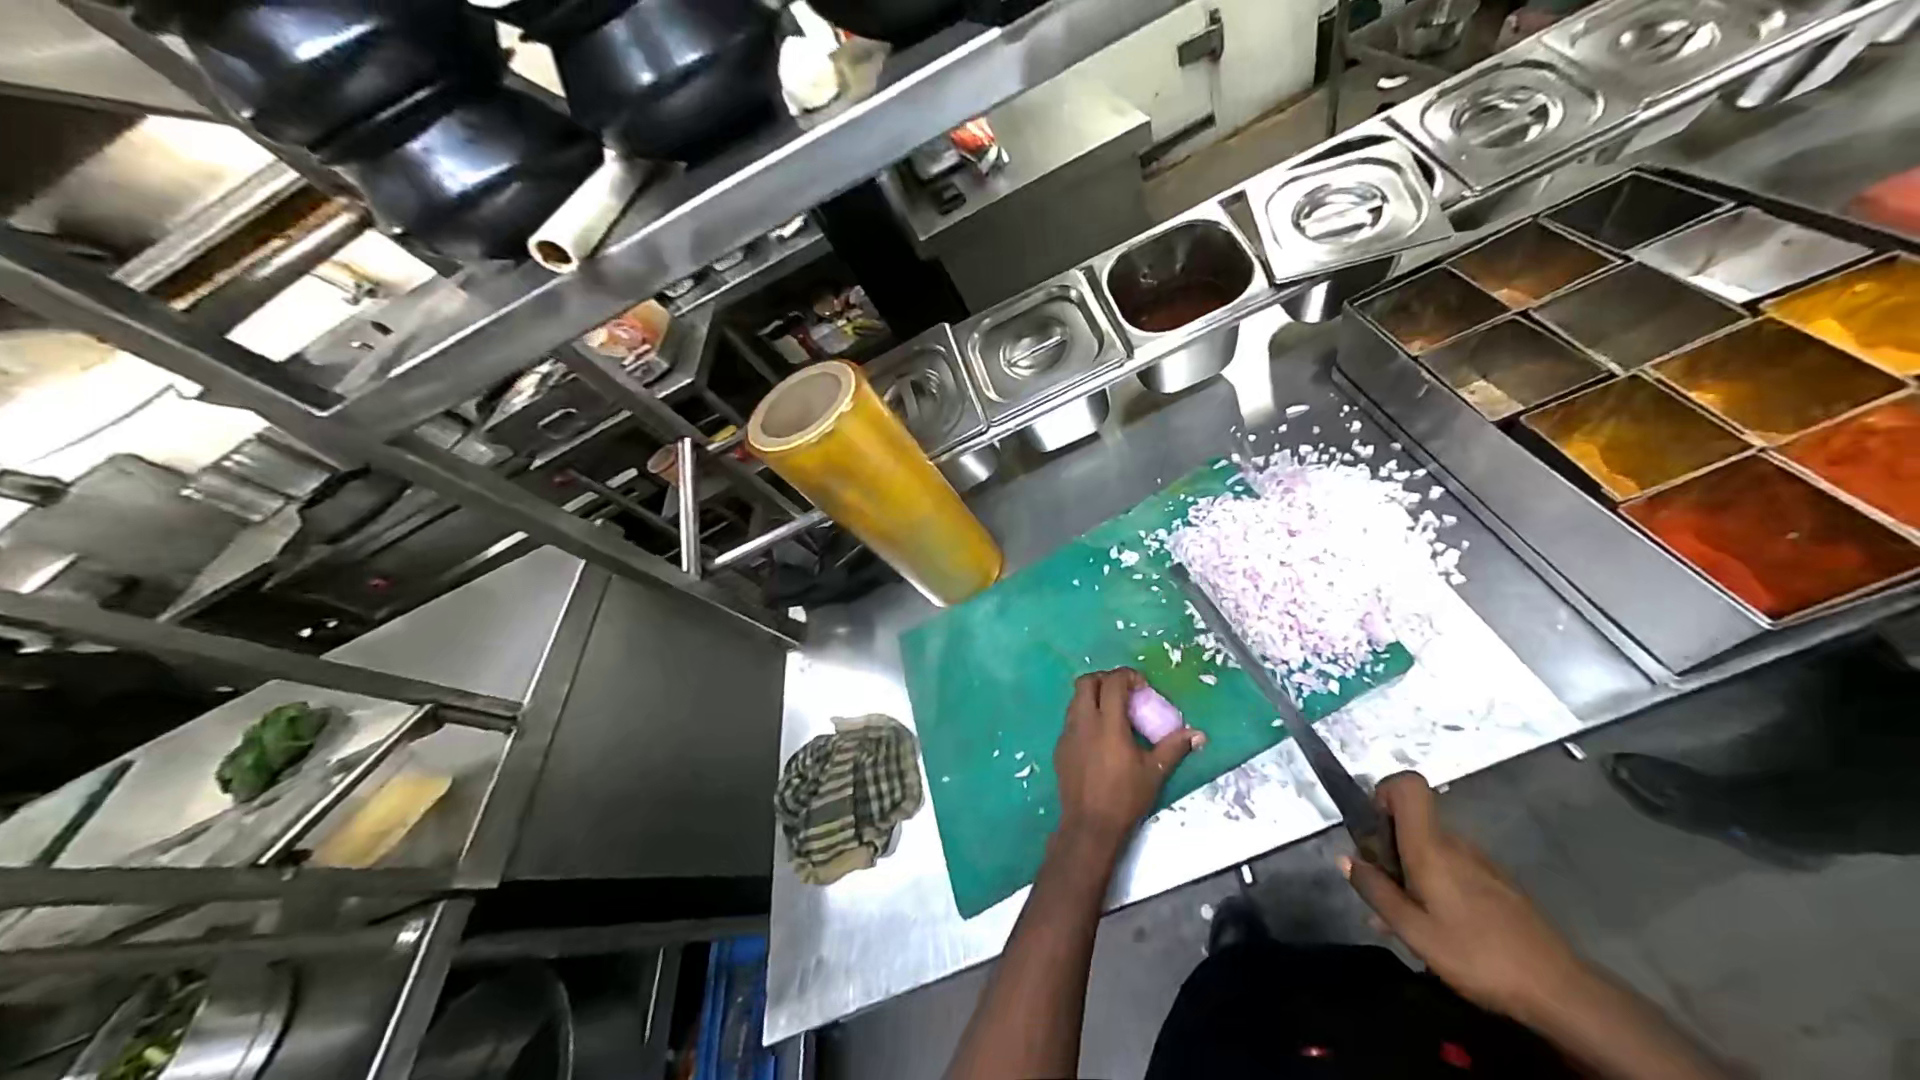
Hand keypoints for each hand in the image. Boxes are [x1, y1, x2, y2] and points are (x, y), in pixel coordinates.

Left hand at [1053, 668, 1205, 847]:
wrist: (1090, 824)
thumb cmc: (1125, 797)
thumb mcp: (1155, 771)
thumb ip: (1174, 747)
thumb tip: (1198, 734)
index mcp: (1108, 724)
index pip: (1112, 683)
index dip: (1126, 676)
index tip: (1141, 686)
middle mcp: (1083, 723)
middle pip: (1085, 682)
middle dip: (1104, 679)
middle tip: (1123, 692)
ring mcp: (1067, 734)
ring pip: (1074, 700)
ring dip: (1092, 697)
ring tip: (1112, 713)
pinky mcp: (1060, 747)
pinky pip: (1070, 721)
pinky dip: (1084, 717)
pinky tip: (1098, 736)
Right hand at [1343, 772, 1590, 1023]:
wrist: (1562, 991)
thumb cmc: (1478, 955)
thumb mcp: (1413, 931)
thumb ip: (1375, 890)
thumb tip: (1345, 859)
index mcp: (1431, 847)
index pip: (1408, 785)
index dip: (1383, 792)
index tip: (1372, 829)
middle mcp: (1456, 845)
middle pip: (1412, 823)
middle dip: (1388, 848)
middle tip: (1381, 892)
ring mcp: (1481, 864)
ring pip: (1431, 851)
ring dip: (1410, 873)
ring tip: (1406, 921)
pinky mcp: (1498, 885)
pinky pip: (1453, 870)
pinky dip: (1435, 887)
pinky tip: (1438, 928)